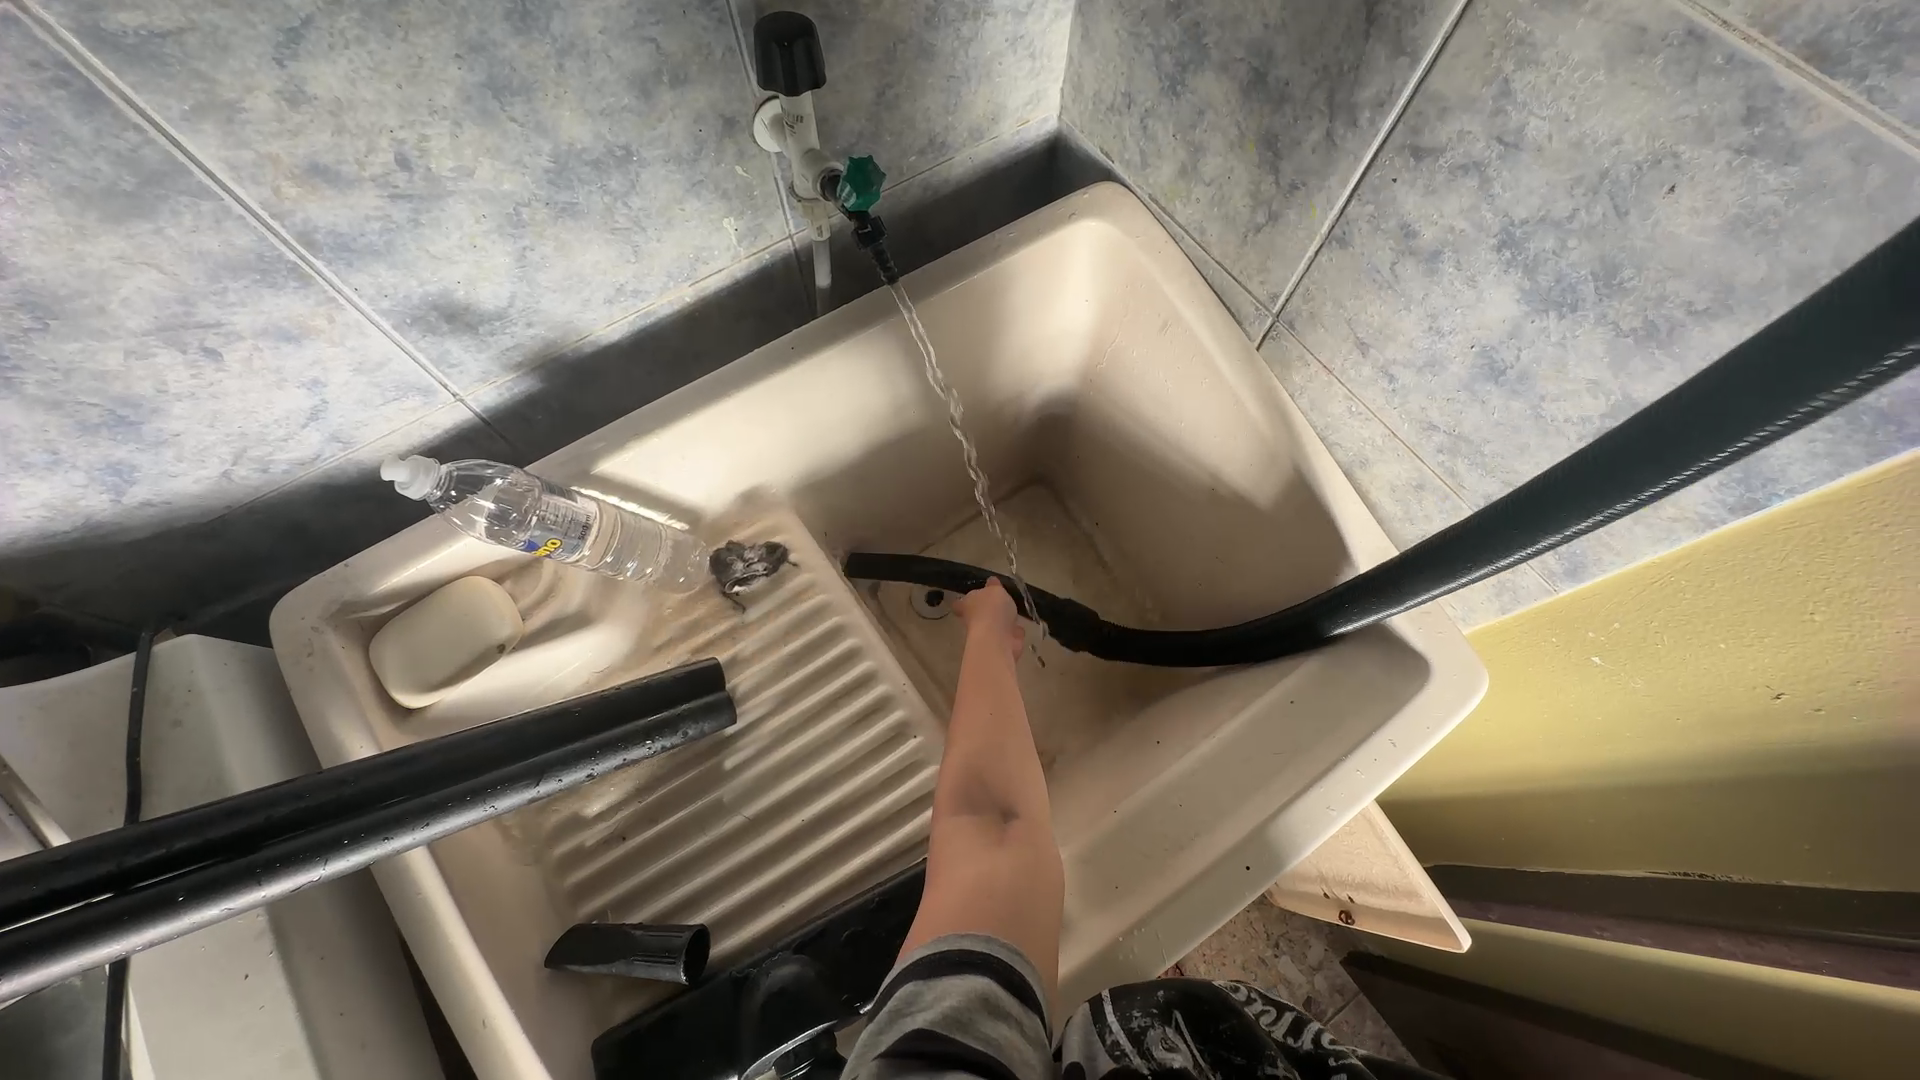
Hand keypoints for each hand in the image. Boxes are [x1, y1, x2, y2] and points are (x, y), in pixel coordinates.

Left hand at [953, 578, 1025, 659]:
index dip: (964, 601)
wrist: (998, 637)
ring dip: (1003, 623)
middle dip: (990, 611)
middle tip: (1002, 604)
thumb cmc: (992, 609)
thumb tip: (992, 581)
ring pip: (995, 626)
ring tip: (1014, 616)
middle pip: (980, 614)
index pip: (960, 603)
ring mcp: (987, 635)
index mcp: (967, 604)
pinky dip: (1013, 634)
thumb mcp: (995, 590)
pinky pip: (1008, 636)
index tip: (969, 599)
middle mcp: (973, 620)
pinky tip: (1019, 630)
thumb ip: (994, 586)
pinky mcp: (1000, 645)